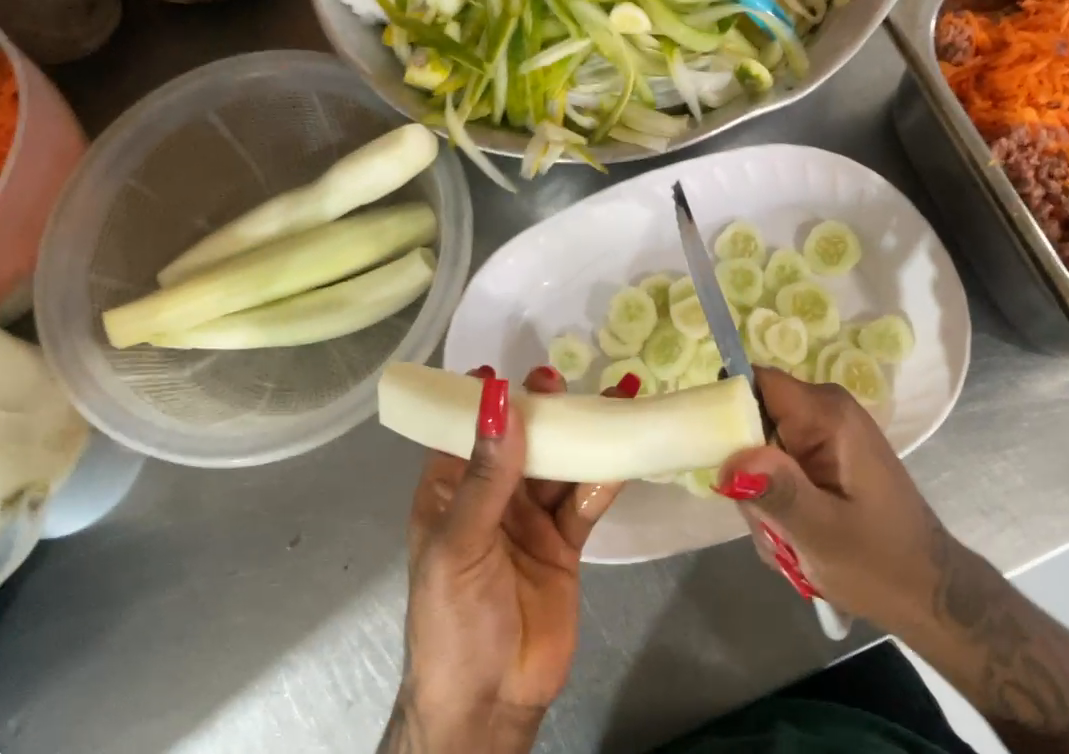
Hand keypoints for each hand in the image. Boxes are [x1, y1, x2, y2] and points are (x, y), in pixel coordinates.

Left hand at [383, 366, 623, 753]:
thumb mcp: (460, 544)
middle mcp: (490, 497)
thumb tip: (499, 400)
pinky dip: (602, 479)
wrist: (492, 699)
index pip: (464, 433)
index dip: (482, 401)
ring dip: (579, 436)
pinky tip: (620, 455)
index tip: (503, 369)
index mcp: (448, 491)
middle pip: (518, 442)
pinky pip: (584, 502)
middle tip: (556, 381)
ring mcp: (529, 519)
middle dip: (538, 411)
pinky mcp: (565, 543)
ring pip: (557, 465)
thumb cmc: (453, 619)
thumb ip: (486, 476)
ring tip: (605, 400)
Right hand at [713, 366, 952, 630]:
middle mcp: (826, 412)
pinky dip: (776, 503)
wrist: (930, 594)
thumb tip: (730, 460)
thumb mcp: (822, 534)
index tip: (720, 459)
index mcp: (827, 415)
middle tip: (767, 521)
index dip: (728, 411)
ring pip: (759, 450)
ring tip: (786, 538)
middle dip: (746, 472)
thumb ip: (777, 492)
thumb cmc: (881, 564)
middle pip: (751, 420)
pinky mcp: (824, 458)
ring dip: (761, 497)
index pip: (754, 381)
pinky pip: (777, 467)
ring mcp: (826, 435)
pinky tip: (794, 536)